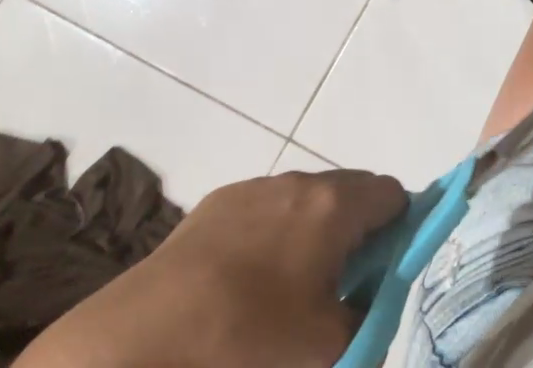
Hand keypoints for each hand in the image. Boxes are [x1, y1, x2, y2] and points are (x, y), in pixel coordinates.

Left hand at [16, 169, 405, 367]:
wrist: (131, 348)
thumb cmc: (246, 340)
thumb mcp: (328, 349)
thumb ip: (367, 324)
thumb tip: (368, 309)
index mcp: (334, 205)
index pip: (393, 195)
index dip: (402, 229)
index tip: (391, 270)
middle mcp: (296, 182)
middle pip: (350, 191)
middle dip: (359, 230)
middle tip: (349, 284)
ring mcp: (250, 190)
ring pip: (304, 200)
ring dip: (314, 231)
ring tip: (293, 287)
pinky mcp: (209, 208)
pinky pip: (263, 211)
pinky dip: (273, 235)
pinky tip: (248, 283)